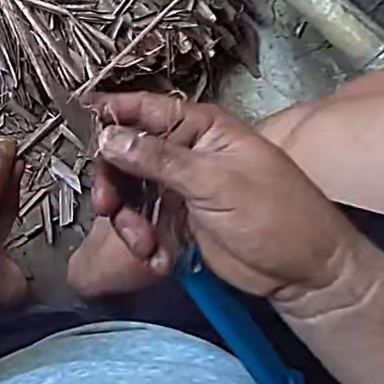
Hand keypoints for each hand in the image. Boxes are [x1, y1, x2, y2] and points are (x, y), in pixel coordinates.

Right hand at [87, 93, 382, 317]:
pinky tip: (159, 259)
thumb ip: (158, 159)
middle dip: (113, 183)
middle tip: (107, 208)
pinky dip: (143, 241)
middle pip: (124, 153)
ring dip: (128, 220)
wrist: (306, 275)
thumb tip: (107, 136)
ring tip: (144, 245)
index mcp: (199, 127)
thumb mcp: (215, 182)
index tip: (77, 122)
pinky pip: (141, 221)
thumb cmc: (275, 215)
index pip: (144, 109)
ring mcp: (177, 185)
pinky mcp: (175, 218)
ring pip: (128, 191)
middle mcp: (183, 150)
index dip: (109, 113)